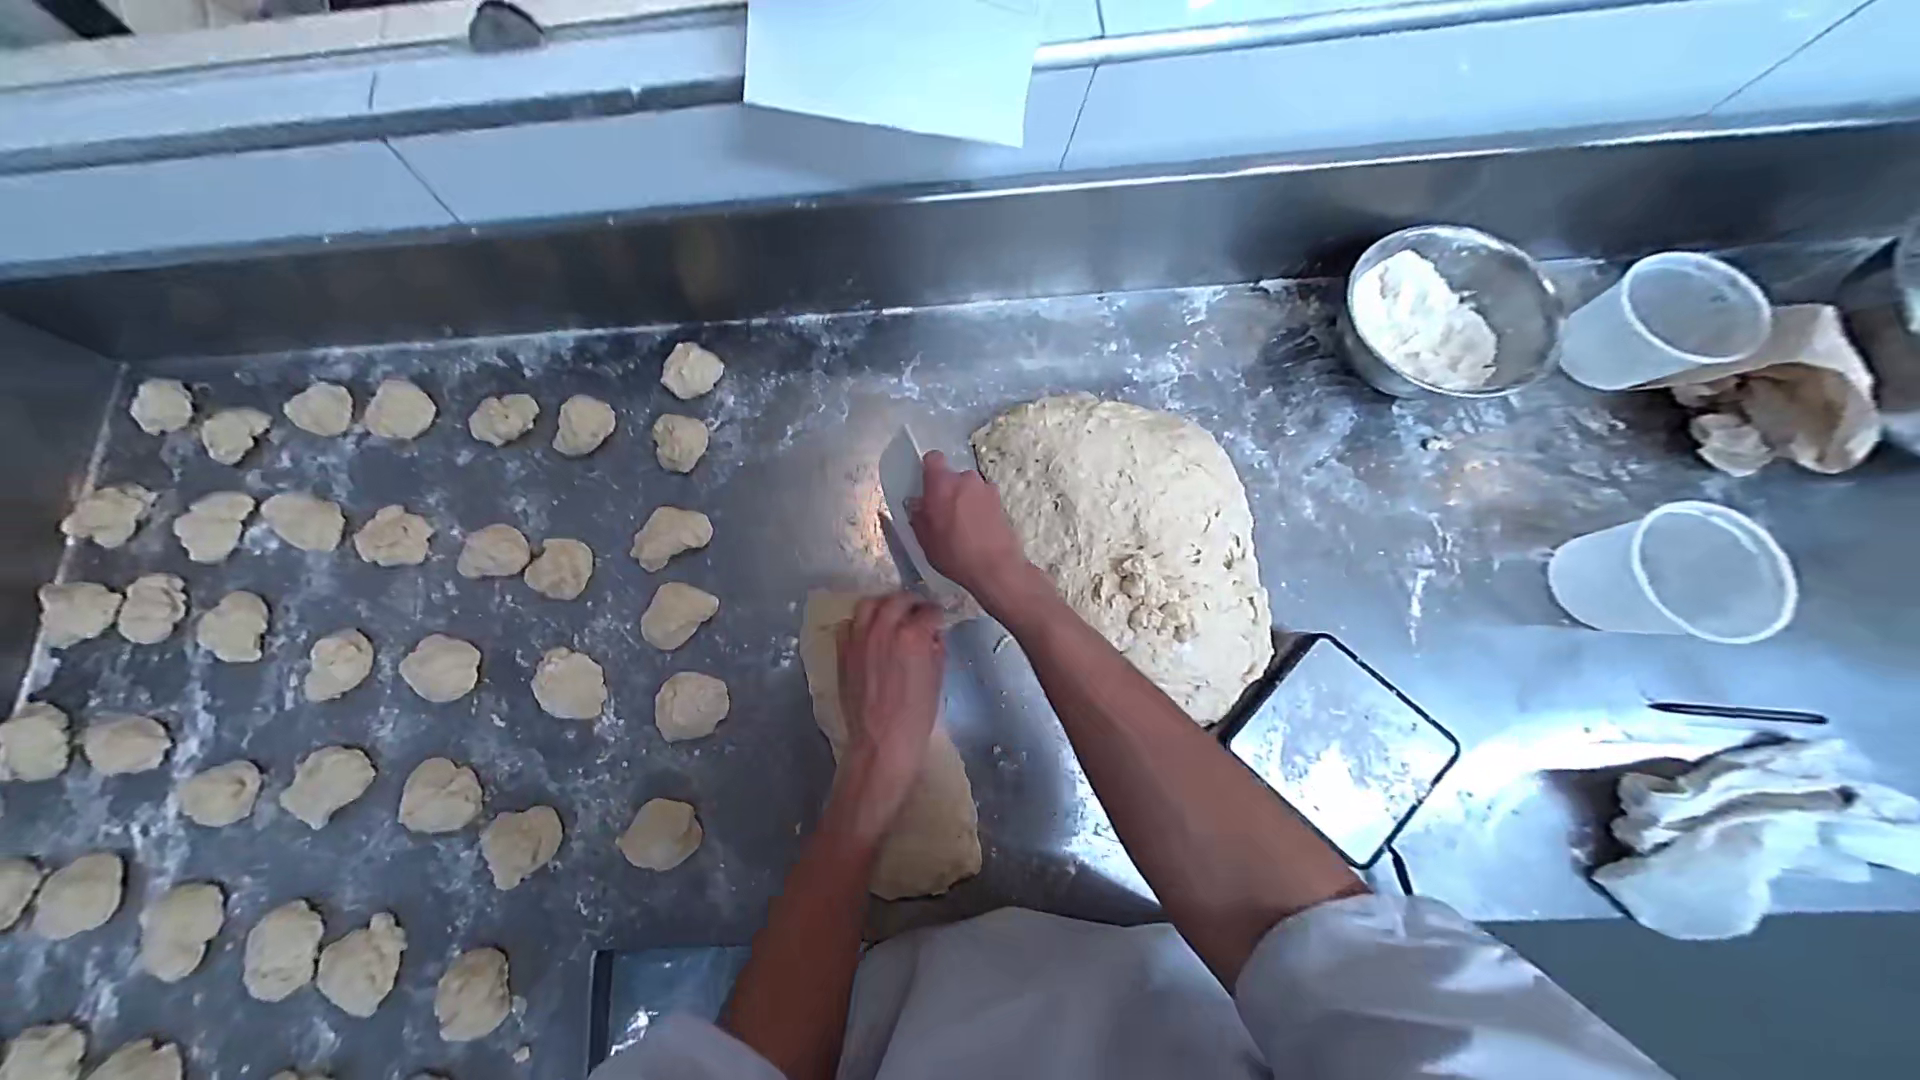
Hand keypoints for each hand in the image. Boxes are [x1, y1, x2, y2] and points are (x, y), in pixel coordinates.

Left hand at [834, 592, 945, 833]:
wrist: (882, 741)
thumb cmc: (917, 715)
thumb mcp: (937, 678)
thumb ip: (935, 648)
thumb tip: (932, 634)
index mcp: (913, 635)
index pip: (929, 611)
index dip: (937, 614)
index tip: (938, 619)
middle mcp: (884, 629)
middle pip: (898, 599)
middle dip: (912, 602)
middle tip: (918, 611)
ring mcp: (860, 639)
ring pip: (869, 604)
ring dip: (884, 604)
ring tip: (892, 613)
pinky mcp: (844, 651)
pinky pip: (849, 624)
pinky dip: (861, 622)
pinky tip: (870, 631)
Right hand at [908, 451, 1031, 604]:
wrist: (996, 567)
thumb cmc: (954, 553)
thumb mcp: (925, 539)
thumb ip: (918, 515)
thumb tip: (917, 503)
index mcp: (942, 483)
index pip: (933, 458)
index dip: (929, 470)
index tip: (928, 487)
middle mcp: (966, 479)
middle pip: (953, 477)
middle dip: (948, 491)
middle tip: (945, 514)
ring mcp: (987, 489)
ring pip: (970, 488)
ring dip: (966, 499)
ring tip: (964, 525)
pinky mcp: (1001, 501)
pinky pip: (984, 499)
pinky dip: (980, 509)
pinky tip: (979, 530)